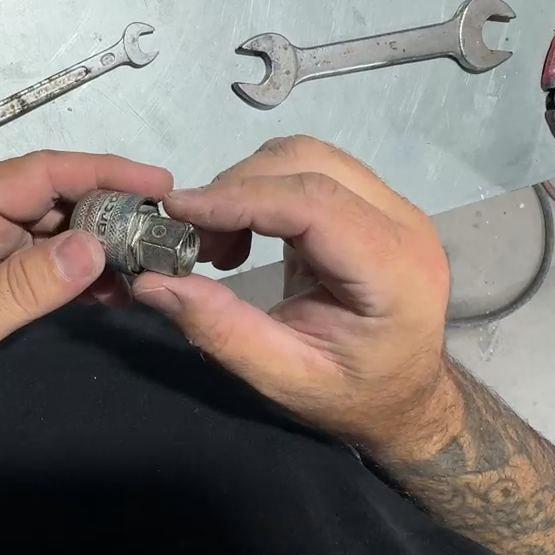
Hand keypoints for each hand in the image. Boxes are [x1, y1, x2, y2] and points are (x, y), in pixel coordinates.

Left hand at [0, 150, 172, 425]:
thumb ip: (20, 287)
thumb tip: (93, 247)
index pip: (39, 174)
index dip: (100, 170)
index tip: (156, 180)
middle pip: (55, 195)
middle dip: (112, 205)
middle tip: (166, 228)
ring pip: (58, 228)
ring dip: (103, 241)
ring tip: (151, 262)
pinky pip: (50, 261)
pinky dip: (84, 271)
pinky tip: (115, 288)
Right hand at [128, 136, 455, 449]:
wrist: (402, 398)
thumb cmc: (350, 395)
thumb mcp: (282, 380)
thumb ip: (221, 330)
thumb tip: (151, 281)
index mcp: (394, 273)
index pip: (314, 204)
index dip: (240, 199)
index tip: (177, 211)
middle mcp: (402, 225)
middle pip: (308, 164)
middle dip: (235, 189)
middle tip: (193, 241)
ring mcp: (389, 207)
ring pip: (303, 156)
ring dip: (243, 186)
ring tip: (217, 243)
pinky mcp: (367, 202)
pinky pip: (304, 169)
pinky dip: (257, 190)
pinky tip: (241, 234)